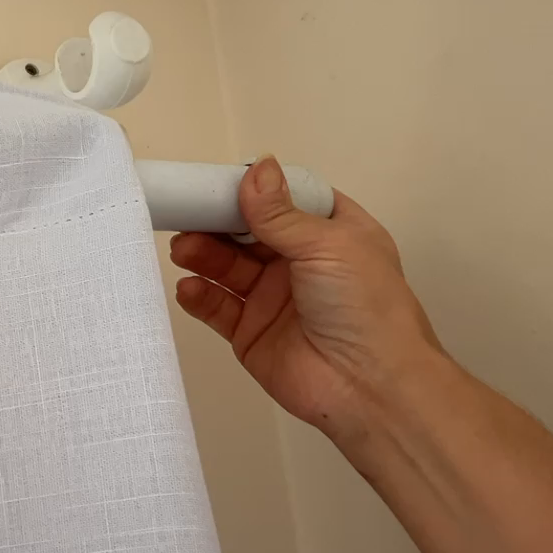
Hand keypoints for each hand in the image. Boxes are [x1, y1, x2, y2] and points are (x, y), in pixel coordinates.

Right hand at [169, 156, 445, 438]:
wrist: (368, 386)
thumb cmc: (364, 307)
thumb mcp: (326, 246)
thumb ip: (279, 212)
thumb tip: (257, 167)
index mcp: (330, 234)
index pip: (285, 202)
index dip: (254, 191)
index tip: (217, 183)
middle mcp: (299, 263)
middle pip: (246, 233)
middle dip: (216, 224)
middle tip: (185, 216)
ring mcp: (271, 298)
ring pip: (226, 268)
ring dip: (203, 256)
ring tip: (183, 251)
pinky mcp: (249, 331)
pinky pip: (216, 307)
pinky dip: (199, 296)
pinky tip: (189, 288)